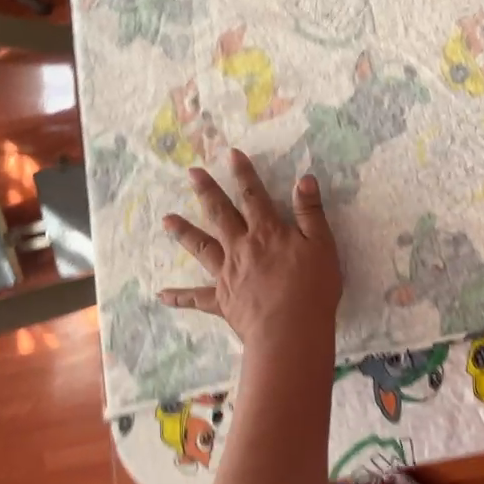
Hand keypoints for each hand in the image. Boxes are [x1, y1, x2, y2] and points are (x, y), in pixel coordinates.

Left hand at [159, 150, 341, 353]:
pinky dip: (179, 295)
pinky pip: (196, 298)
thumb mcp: (321, 244)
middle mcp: (242, 247)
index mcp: (268, 232)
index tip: (231, 153)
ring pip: (202, 247)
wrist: (289, 330)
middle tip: (191, 173)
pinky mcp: (221, 300)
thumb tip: (304, 179)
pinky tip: (161, 294)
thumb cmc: (312, 286)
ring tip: (166, 219)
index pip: (254, 195)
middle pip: (221, 214)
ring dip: (184, 232)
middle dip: (207, 191)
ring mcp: (227, 274)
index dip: (243, 173)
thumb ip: (310, 212)